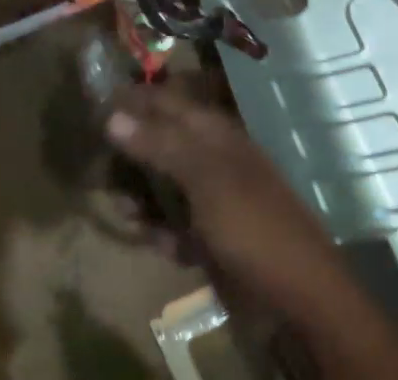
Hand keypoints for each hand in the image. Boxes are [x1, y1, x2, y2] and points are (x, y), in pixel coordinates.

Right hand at [106, 85, 340, 304]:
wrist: (304, 298)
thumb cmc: (253, 225)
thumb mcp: (204, 179)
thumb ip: (158, 144)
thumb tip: (112, 115)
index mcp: (214, 134)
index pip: (164, 100)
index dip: (130, 99)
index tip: (92, 106)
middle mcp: (212, 159)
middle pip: (159, 142)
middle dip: (127, 153)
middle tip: (96, 165)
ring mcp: (214, 198)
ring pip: (163, 184)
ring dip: (140, 196)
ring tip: (121, 210)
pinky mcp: (214, 235)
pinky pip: (176, 224)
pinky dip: (162, 230)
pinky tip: (156, 241)